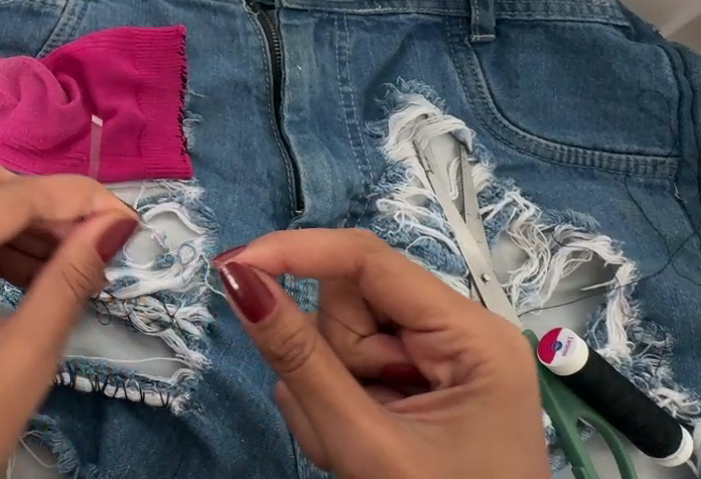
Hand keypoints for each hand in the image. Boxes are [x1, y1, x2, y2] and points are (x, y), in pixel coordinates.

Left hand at [0, 161, 139, 478]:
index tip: (129, 216)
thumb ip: (71, 277)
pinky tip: (39, 276)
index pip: (11, 196)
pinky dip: (0, 250)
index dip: (76, 198)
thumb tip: (115, 223)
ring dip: (27, 229)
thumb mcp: (25, 355)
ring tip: (78, 264)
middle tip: (101, 240)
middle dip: (48, 208)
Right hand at [217, 229, 549, 478]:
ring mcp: (434, 358)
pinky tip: (356, 447)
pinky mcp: (413, 382)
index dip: (293, 252)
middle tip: (338, 428)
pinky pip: (340, 362)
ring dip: (320, 387)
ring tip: (349, 448)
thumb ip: (300, 359)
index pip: (366, 258)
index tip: (229, 268)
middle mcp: (456, 331)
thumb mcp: (366, 446)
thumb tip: (237, 278)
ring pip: (334, 332)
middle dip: (323, 356)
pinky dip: (328, 401)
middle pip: (347, 299)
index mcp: (471, 335)